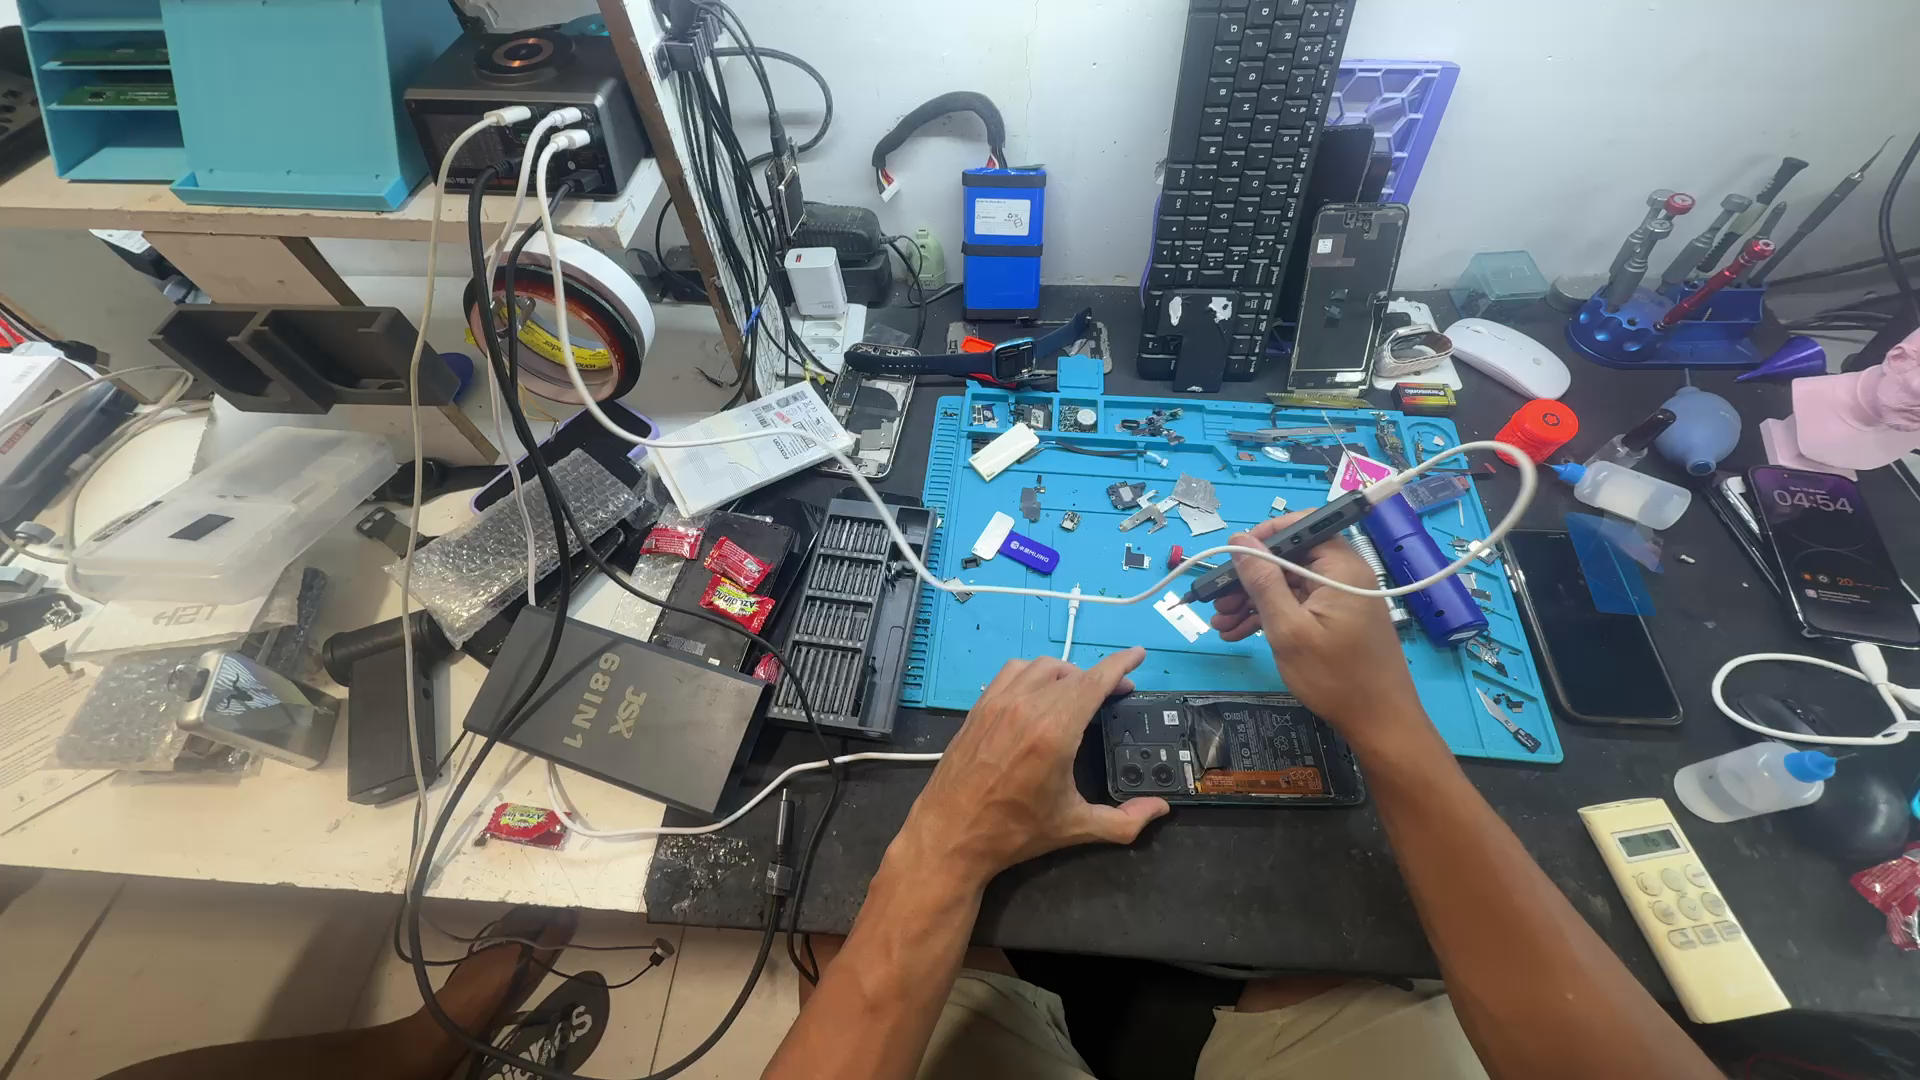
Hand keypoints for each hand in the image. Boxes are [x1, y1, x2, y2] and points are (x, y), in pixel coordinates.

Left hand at [893, 647, 1168, 888]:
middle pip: (1072, 674)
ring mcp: (999, 701)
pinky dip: (1034, 673)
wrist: (951, 833)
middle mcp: (1027, 705)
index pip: (1094, 682)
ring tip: (1079, 693)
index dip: (1120, 664)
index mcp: (1054, 730)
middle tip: (1116, 694)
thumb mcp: (1074, 827)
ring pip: (1041, 666)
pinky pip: (1012, 671)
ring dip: (1067, 673)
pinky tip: (1040, 692)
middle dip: (1100, 678)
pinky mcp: (980, 705)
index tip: (1138, 654)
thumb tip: (1159, 810)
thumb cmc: (1014, 831)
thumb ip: (1123, 821)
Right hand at [1208, 515, 1423, 739]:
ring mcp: (1339, 598)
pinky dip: (1268, 615)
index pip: (1302, 527)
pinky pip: (1295, 605)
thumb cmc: (1334, 675)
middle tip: (1218, 601)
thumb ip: (1262, 581)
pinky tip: (1238, 633)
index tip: (1234, 557)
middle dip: (1249, 578)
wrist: (1378, 723)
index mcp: (1340, 568)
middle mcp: (1342, 576)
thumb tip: (1239, 541)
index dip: (1264, 535)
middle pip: (1288, 559)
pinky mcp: (1334, 619)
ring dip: (1251, 601)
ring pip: (1286, 585)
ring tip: (1220, 623)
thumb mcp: (1287, 628)